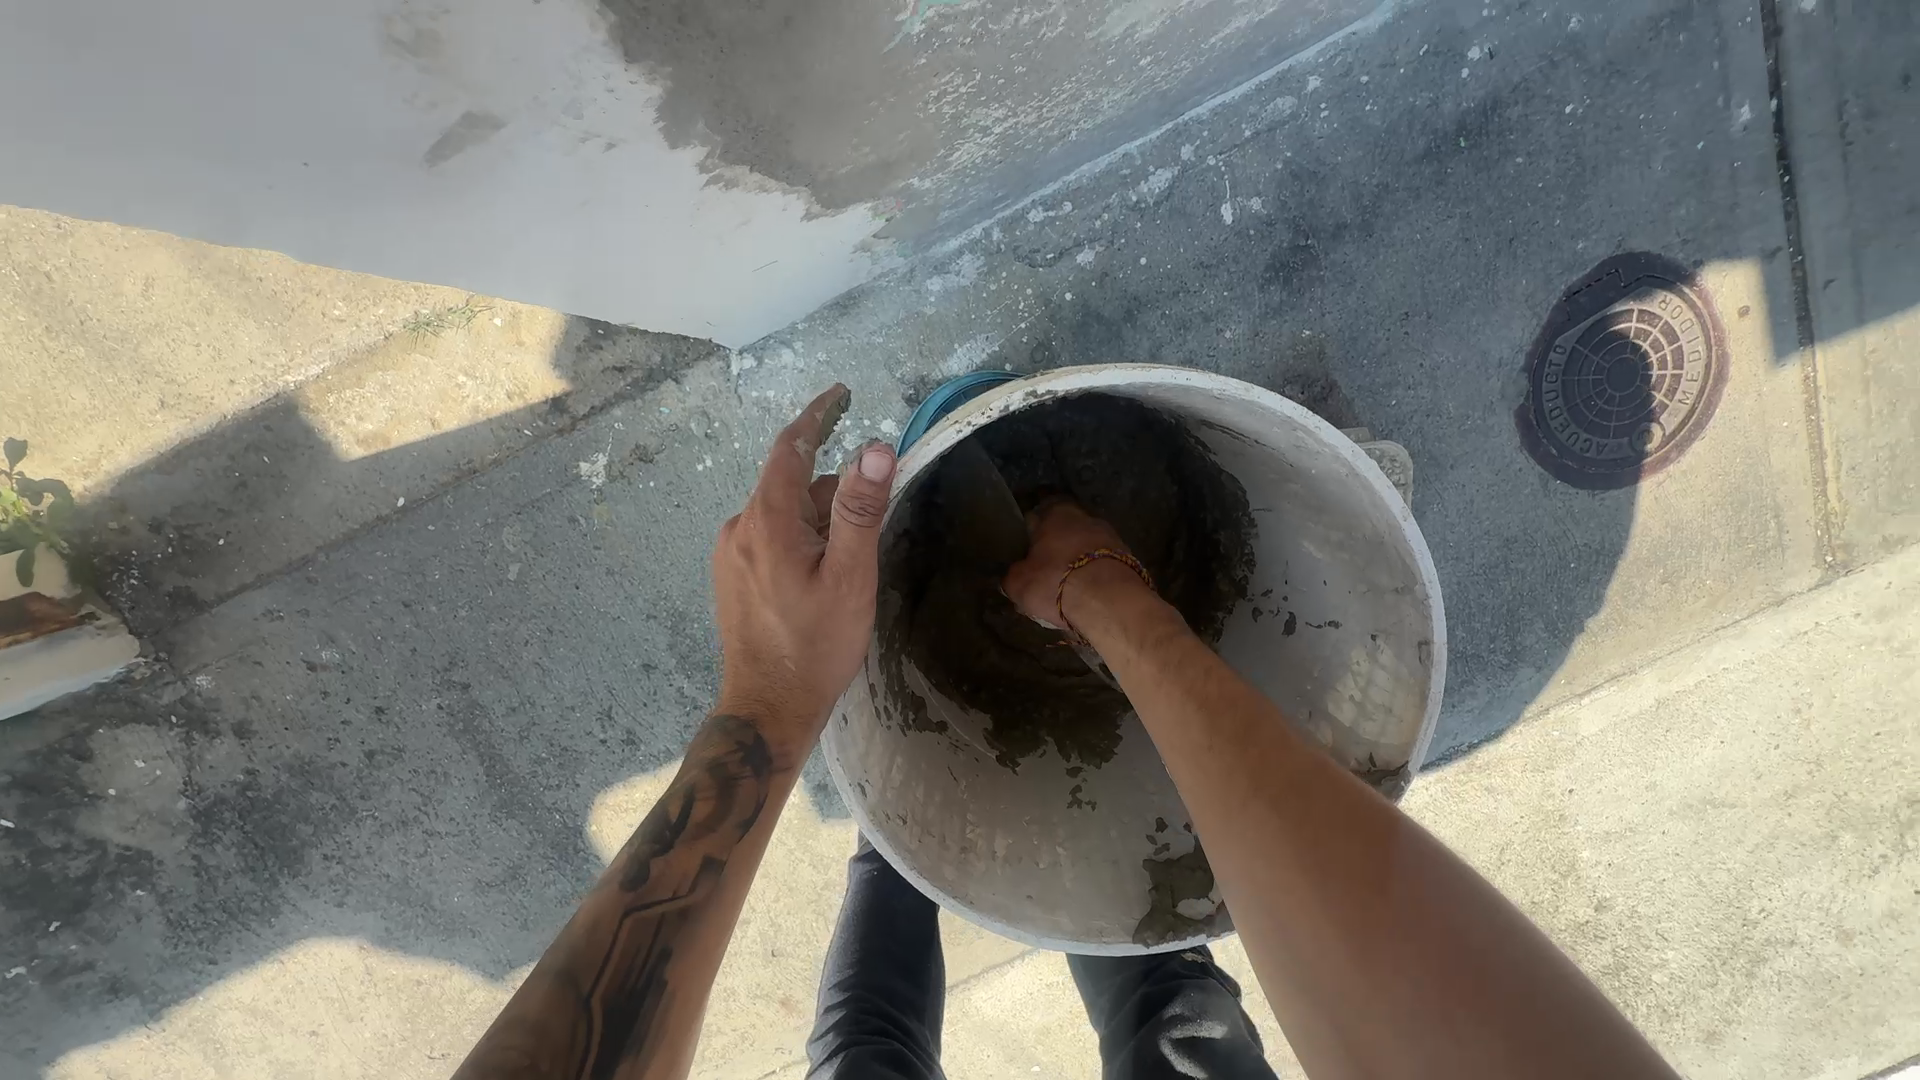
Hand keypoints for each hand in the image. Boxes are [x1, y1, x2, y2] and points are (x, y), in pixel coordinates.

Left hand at [712, 385, 896, 755]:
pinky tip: (820, 581)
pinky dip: (802, 540)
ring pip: (786, 513)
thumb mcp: (850, 577)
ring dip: (821, 523)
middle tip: (869, 537)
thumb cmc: (816, 645)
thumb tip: (875, 447)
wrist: (768, 706)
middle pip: (795, 485)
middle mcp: (740, 526)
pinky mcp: (732, 574)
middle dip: (836, 496)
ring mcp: (731, 552)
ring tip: (846, 574)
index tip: (842, 394)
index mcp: (768, 521)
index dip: (818, 416)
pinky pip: (772, 536)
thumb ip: (861, 510)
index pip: (790, 448)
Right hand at [1002, 499, 1137, 630]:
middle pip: (1065, 533)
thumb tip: (1013, 576)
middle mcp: (1086, 517)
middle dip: (1056, 551)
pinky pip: (1103, 567)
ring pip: (1086, 550)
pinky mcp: (1130, 559)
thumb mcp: (1018, 583)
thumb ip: (1012, 576)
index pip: (1037, 516)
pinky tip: (1088, 597)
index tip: (1025, 555)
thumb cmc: (1055, 582)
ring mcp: (1112, 537)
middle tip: (1045, 575)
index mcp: (1056, 513)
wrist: (1110, 601)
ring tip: (1068, 591)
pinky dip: (1096, 578)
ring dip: (1078, 565)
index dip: (1029, 536)